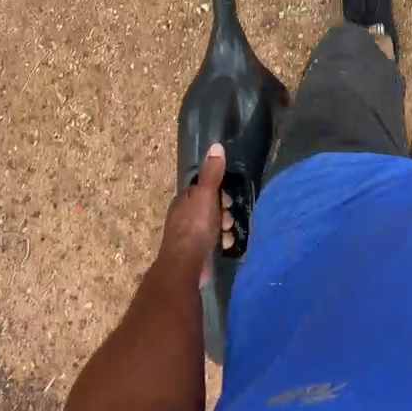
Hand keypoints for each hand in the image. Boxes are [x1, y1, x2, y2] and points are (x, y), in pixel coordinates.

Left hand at [158, 144, 225, 286]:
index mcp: (184, 200)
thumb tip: (216, 146)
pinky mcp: (196, 253)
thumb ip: (212, 172)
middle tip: (228, 217)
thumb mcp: (206, 194)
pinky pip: (212, 242)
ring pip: (212, 225)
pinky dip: (221, 242)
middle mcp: (183, 216)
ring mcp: (188, 236)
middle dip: (223, 211)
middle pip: (209, 207)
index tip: (227, 198)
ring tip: (228, 233)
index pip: (203, 189)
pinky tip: (226, 246)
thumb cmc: (195, 226)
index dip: (218, 191)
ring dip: (224, 228)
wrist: (186, 264)